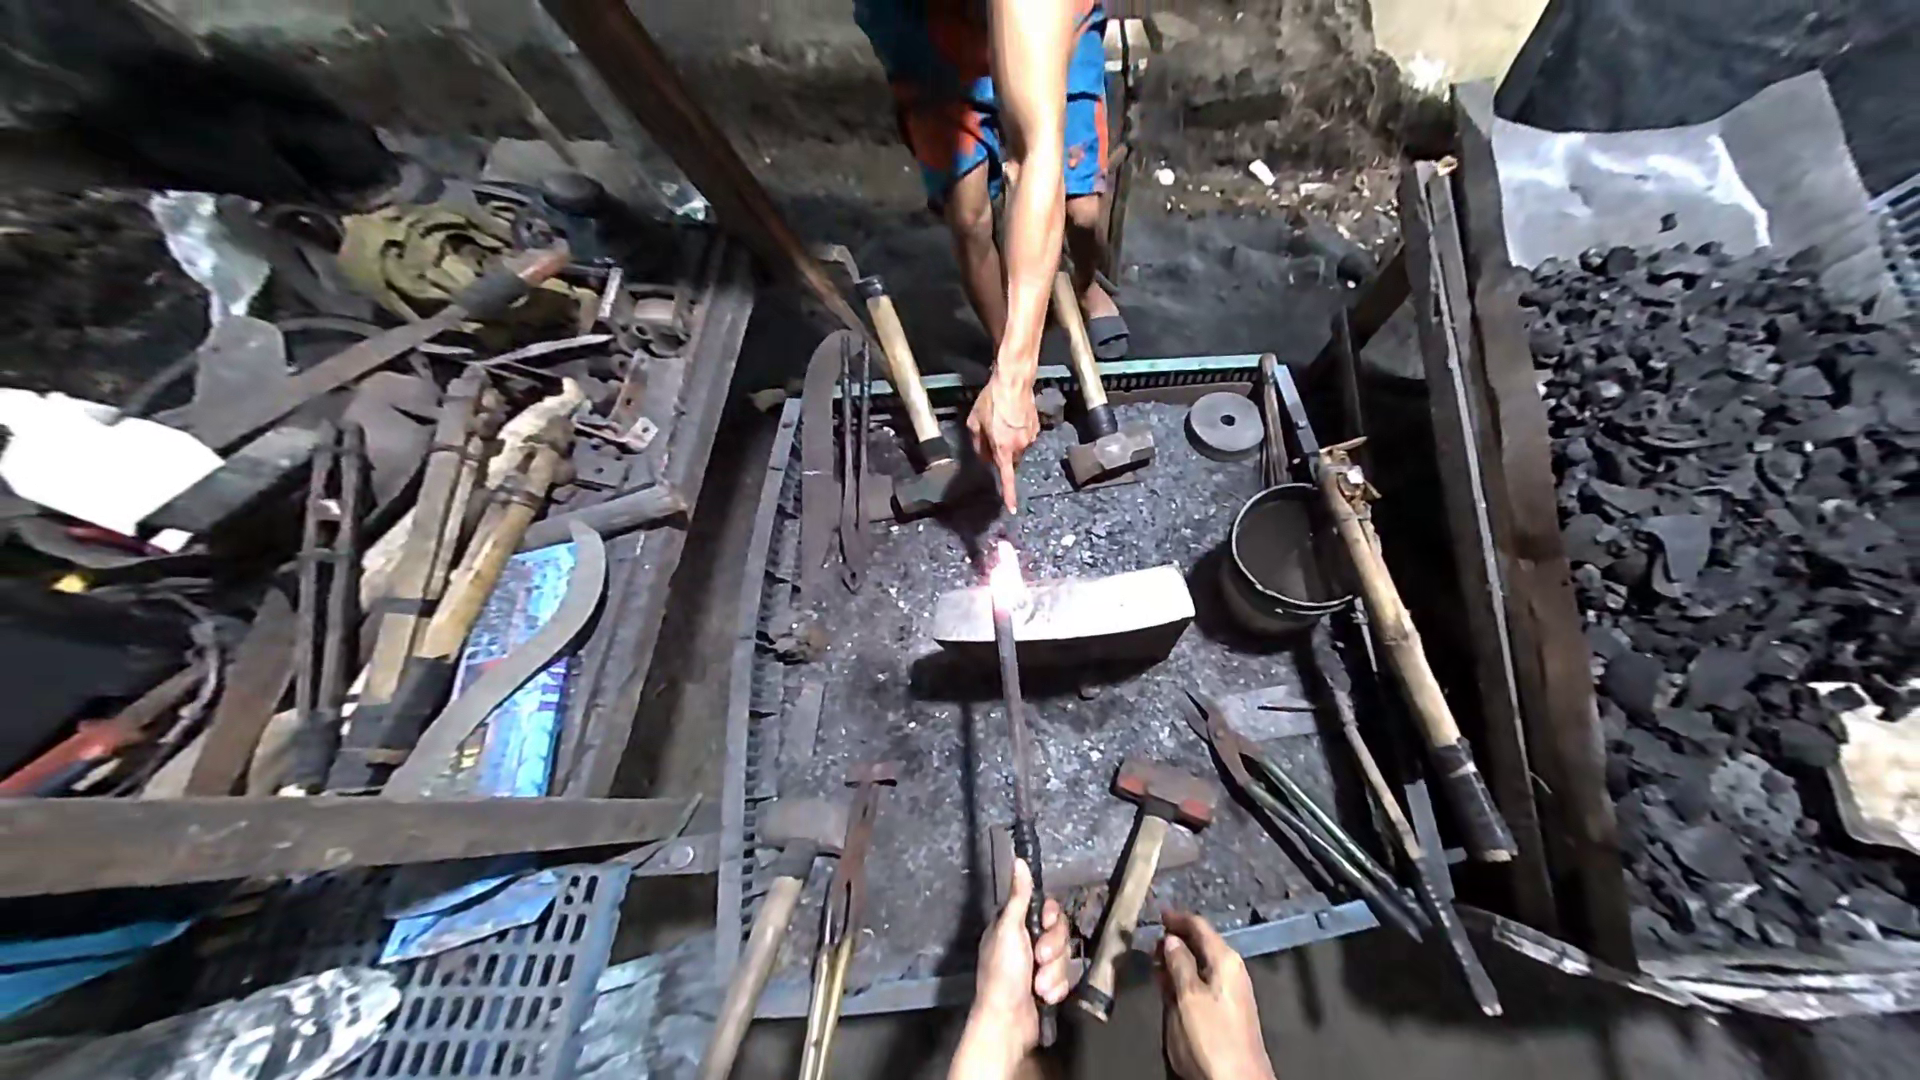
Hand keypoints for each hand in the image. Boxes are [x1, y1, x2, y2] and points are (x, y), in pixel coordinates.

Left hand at [951, 860, 1067, 1078]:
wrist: (1007, 1023)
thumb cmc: (1003, 973)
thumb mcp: (1009, 929)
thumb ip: (1019, 896)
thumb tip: (1018, 860)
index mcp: (1013, 924)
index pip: (1045, 908)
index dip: (1051, 916)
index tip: (1047, 923)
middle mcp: (1026, 941)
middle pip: (1058, 931)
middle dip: (1053, 949)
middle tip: (1039, 960)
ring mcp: (1037, 965)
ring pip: (1063, 956)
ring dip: (1053, 973)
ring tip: (1039, 987)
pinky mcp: (1047, 986)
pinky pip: (1064, 978)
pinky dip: (1056, 989)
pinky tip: (1044, 998)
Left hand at [967, 373, 1039, 512]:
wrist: (1014, 381)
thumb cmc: (992, 401)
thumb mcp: (974, 424)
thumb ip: (978, 445)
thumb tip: (985, 457)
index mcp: (1003, 450)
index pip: (1007, 478)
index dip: (1009, 495)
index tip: (1012, 509)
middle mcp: (1020, 447)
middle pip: (1010, 461)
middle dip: (1002, 456)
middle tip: (991, 438)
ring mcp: (1031, 437)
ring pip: (1018, 448)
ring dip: (1010, 441)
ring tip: (1002, 421)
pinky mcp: (1037, 427)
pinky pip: (1026, 436)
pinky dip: (1019, 432)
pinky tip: (1012, 417)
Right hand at [1156, 911, 1274, 1079]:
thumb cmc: (1212, 1036)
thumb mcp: (1188, 995)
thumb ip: (1178, 962)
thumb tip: (1170, 939)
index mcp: (1225, 959)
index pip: (1198, 925)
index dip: (1176, 918)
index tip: (1156, 914)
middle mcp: (1231, 969)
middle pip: (1200, 943)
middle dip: (1175, 940)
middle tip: (1150, 943)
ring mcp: (1231, 990)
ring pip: (1200, 963)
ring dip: (1177, 960)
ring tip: (1155, 962)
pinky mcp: (1227, 1010)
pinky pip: (1202, 981)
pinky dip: (1184, 977)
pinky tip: (1169, 984)